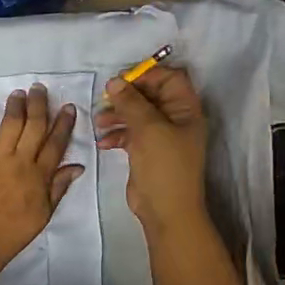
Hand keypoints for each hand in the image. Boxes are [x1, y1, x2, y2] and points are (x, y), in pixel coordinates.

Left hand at [0, 84, 86, 263]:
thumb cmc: (15, 231)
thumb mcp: (45, 212)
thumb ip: (59, 186)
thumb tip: (76, 166)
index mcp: (40, 174)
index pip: (55, 143)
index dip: (63, 123)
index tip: (68, 107)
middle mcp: (21, 160)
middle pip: (34, 126)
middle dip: (39, 104)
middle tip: (39, 88)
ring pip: (9, 124)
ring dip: (14, 106)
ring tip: (18, 92)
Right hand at [96, 65, 209, 234]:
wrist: (166, 209)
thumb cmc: (164, 166)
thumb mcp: (148, 129)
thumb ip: (131, 102)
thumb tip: (115, 81)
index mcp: (185, 109)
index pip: (169, 79)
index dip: (146, 75)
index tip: (121, 81)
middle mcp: (175, 119)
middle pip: (149, 95)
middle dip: (126, 96)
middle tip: (106, 100)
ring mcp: (160, 136)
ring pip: (136, 114)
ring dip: (117, 115)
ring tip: (99, 122)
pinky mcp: (146, 151)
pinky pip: (129, 134)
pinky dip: (116, 135)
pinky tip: (103, 142)